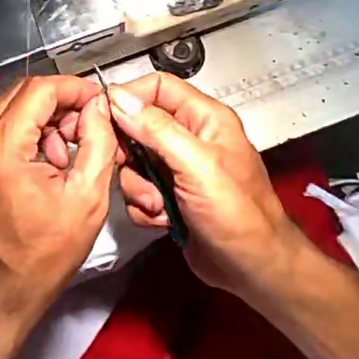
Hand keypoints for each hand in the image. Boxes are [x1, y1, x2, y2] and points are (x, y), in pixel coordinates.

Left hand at [0, 75, 118, 325]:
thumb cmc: (41, 257)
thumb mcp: (86, 199)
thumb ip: (98, 142)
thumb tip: (99, 106)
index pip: (39, 89)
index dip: (74, 89)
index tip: (99, 101)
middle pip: (22, 93)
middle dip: (60, 104)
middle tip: (87, 129)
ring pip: (10, 108)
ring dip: (43, 119)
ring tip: (66, 155)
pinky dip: (25, 134)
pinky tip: (44, 163)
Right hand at [107, 73, 305, 298]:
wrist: (253, 270)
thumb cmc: (240, 216)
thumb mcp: (197, 165)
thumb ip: (157, 129)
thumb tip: (119, 98)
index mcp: (205, 119)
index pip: (157, 88)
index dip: (128, 97)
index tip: (105, 117)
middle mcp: (190, 138)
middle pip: (138, 125)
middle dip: (128, 151)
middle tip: (126, 167)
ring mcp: (179, 168)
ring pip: (134, 162)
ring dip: (137, 186)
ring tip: (156, 204)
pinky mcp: (170, 195)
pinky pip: (138, 190)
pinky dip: (143, 207)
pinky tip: (163, 219)